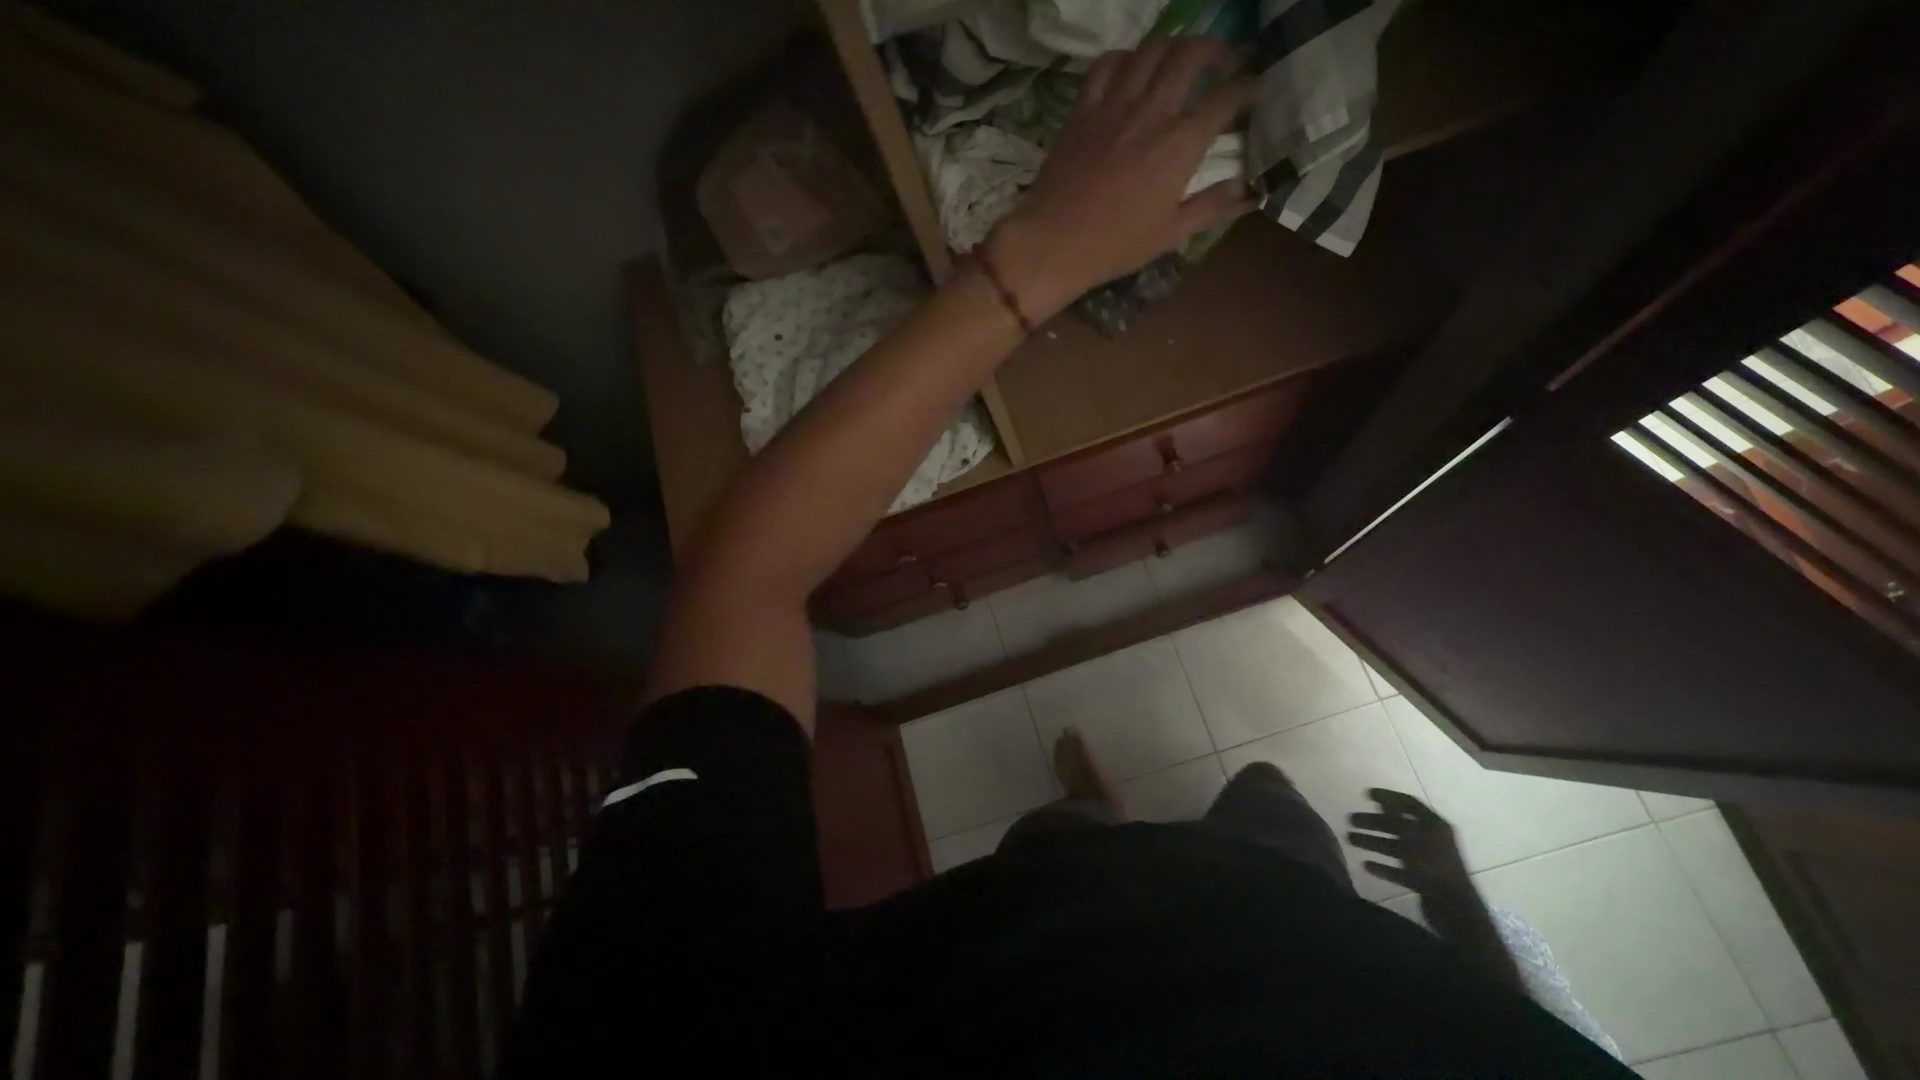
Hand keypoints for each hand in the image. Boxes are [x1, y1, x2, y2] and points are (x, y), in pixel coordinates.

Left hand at [985, 39, 1256, 319]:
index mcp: (1180, 144)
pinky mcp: (1082, 110)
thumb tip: (1248, 189)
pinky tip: (1132, 69)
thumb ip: (1213, 206)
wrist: (1054, 242)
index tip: (1257, 89)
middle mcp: (1151, 113)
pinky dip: (1126, 58)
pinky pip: (1106, 65)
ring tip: (1181, 61)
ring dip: (1173, 47)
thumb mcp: (1172, 233)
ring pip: (1150, 51)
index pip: (1227, 97)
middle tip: (1224, 64)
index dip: (1250, 86)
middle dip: (1216, 51)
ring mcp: (1113, 106)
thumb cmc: (1116, 245)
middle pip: (1190, 55)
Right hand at [1348, 789, 1472, 895]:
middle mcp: (1432, 841)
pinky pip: (1398, 869)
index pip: (1409, 804)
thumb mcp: (1412, 837)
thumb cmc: (1433, 866)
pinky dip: (1383, 866)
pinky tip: (1366, 865)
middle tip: (1350, 820)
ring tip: (1350, 840)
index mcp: (1434, 826)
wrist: (1453, 909)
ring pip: (1395, 847)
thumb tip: (1383, 801)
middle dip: (1373, 822)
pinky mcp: (1422, 881)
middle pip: (1398, 826)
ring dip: (1373, 842)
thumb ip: (1396, 818)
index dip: (1387, 797)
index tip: (1366, 795)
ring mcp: (1427, 862)